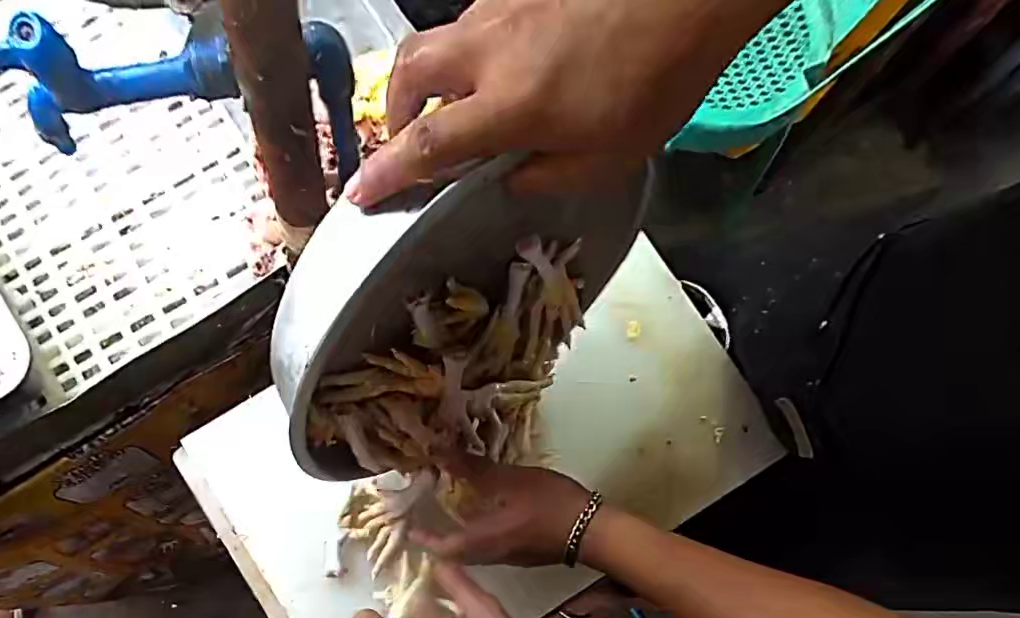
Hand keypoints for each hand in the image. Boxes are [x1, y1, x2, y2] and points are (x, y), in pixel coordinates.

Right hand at [348, 0, 783, 204]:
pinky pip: (478, 18)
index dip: (386, 173)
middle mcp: (494, 48)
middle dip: (395, 112)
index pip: (427, 143)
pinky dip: (472, 52)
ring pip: (439, 39)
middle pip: (410, 72)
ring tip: (454, 104)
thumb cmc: (661, 79)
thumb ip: (539, 175)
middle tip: (407, 138)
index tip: (358, 196)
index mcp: (510, 104)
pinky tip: (500, 65)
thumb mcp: (602, 160)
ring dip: (431, 79)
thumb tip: (504, 176)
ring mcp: (508, 4)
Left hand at [413, 454, 589, 566]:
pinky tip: (480, 514)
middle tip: (424, 519)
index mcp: (481, 541)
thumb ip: (473, 469)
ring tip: (447, 512)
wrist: (595, 532)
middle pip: (453, 553)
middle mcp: (489, 555)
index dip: (422, 538)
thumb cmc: (550, 506)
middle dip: (436, 538)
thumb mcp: (510, 481)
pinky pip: (488, 547)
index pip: (440, 547)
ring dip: (456, 535)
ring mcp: (507, 558)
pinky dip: (475, 533)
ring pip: (471, 551)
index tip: (407, 526)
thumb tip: (439, 453)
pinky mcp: (521, 555)